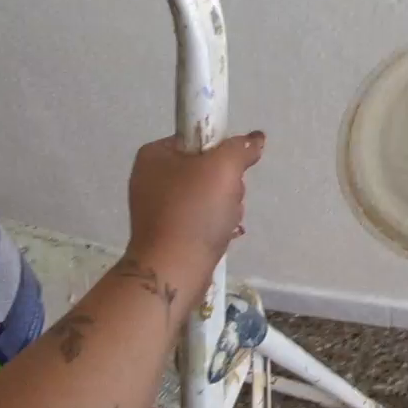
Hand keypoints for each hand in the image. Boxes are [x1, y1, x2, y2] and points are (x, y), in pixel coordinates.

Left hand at [124, 132, 264, 289]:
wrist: (173, 269)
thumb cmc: (194, 210)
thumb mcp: (224, 167)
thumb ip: (241, 147)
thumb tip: (255, 139)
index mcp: (154, 155)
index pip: (198, 138)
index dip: (221, 151)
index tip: (229, 168)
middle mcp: (152, 178)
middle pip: (207, 167)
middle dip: (228, 184)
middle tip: (227, 198)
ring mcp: (158, 207)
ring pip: (209, 193)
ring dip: (227, 205)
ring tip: (226, 220)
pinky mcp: (168, 231)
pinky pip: (202, 216)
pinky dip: (217, 223)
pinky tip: (224, 233)